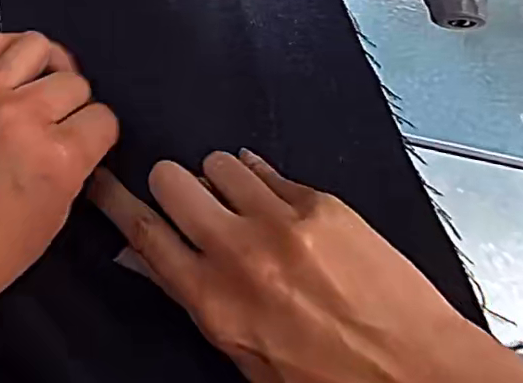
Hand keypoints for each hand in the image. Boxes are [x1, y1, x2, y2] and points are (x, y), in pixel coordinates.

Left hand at [0, 30, 120, 322]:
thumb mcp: (51, 221)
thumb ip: (73, 169)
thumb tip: (80, 139)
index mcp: (58, 157)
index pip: (104, 119)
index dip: (99, 136)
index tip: (86, 148)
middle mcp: (28, 114)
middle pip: (77, 83)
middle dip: (75, 107)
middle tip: (58, 127)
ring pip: (41, 46)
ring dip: (49, 69)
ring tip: (41, 90)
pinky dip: (12, 52)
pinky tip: (13, 74)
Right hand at [89, 151, 522, 382]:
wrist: (423, 377)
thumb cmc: (328, 382)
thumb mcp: (248, 359)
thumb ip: (200, 299)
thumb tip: (157, 255)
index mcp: (215, 303)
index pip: (144, 234)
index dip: (114, 200)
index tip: (99, 178)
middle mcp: (240, 252)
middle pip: (173, 179)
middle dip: (172, 184)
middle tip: (189, 200)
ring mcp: (280, 219)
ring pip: (217, 161)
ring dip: (219, 180)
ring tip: (241, 204)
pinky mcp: (319, 200)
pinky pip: (265, 168)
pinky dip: (259, 180)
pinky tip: (274, 202)